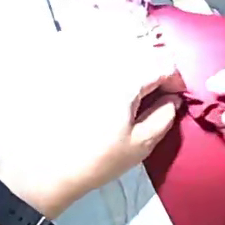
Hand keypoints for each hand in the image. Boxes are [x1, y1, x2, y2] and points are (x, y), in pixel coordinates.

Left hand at [0, 31, 182, 216]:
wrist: (47, 169)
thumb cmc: (98, 160)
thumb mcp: (141, 144)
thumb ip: (165, 116)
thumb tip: (173, 99)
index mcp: (127, 79)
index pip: (163, 63)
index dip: (177, 79)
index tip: (177, 98)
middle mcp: (106, 65)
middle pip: (142, 54)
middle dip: (156, 73)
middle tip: (159, 99)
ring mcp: (86, 68)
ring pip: (121, 57)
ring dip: (135, 73)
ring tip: (135, 101)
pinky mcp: (70, 76)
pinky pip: (101, 65)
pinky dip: (114, 76)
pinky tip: (110, 101)